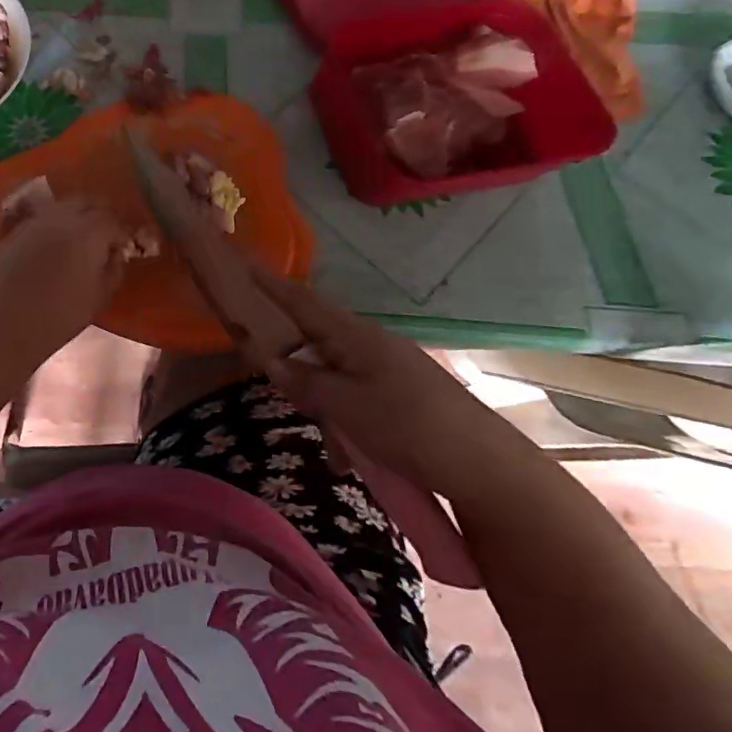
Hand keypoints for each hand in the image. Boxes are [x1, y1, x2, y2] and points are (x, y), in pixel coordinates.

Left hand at [0, 197, 125, 362]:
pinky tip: (54, 244)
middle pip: (86, 202)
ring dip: (75, 215)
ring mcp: (34, 222)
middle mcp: (61, 218)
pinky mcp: (14, 231)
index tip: (122, 247)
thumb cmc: (58, 318)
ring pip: (62, 206)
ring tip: (79, 239)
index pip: (112, 220)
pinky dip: (53, 223)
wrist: (4, 325)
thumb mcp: (98, 298)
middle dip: (99, 214)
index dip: (121, 232)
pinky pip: (41, 217)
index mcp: (87, 232)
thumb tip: (113, 254)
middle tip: (104, 235)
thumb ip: (112, 270)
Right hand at [252, 270, 517, 494]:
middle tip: (291, 398)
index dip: (270, 284)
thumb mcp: (345, 407)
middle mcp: (372, 343)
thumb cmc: (409, 428)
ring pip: (337, 375)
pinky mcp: (404, 390)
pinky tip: (355, 456)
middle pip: (316, 341)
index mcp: (355, 336)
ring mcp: (391, 366)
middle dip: (297, 368)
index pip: (302, 301)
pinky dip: (347, 420)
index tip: (243, 263)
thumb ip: (305, 382)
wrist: (489, 468)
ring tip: (337, 450)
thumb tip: (274, 362)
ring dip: (326, 407)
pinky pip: (358, 395)